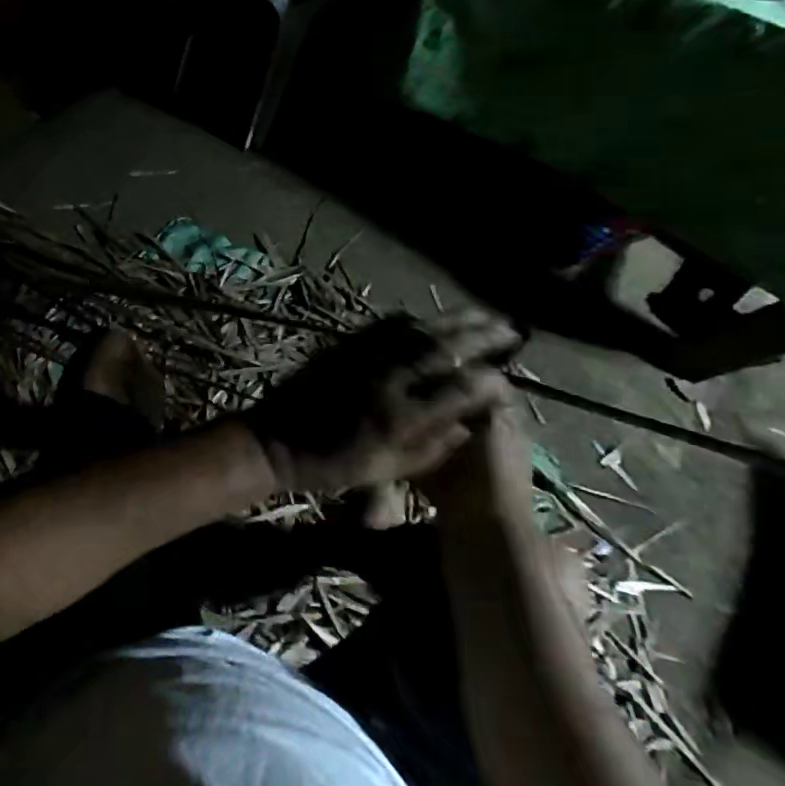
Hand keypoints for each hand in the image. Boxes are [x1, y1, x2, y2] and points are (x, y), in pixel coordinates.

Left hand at [243, 313, 519, 492]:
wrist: (276, 441)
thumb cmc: (332, 465)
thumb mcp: (387, 470)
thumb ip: (432, 448)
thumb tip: (469, 427)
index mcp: (403, 417)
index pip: (461, 389)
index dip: (491, 382)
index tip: (507, 378)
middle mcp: (389, 380)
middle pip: (445, 349)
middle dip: (482, 336)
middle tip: (509, 328)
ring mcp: (365, 357)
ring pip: (418, 330)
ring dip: (453, 320)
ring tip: (481, 315)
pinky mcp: (345, 345)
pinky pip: (387, 326)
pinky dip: (415, 320)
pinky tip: (428, 319)